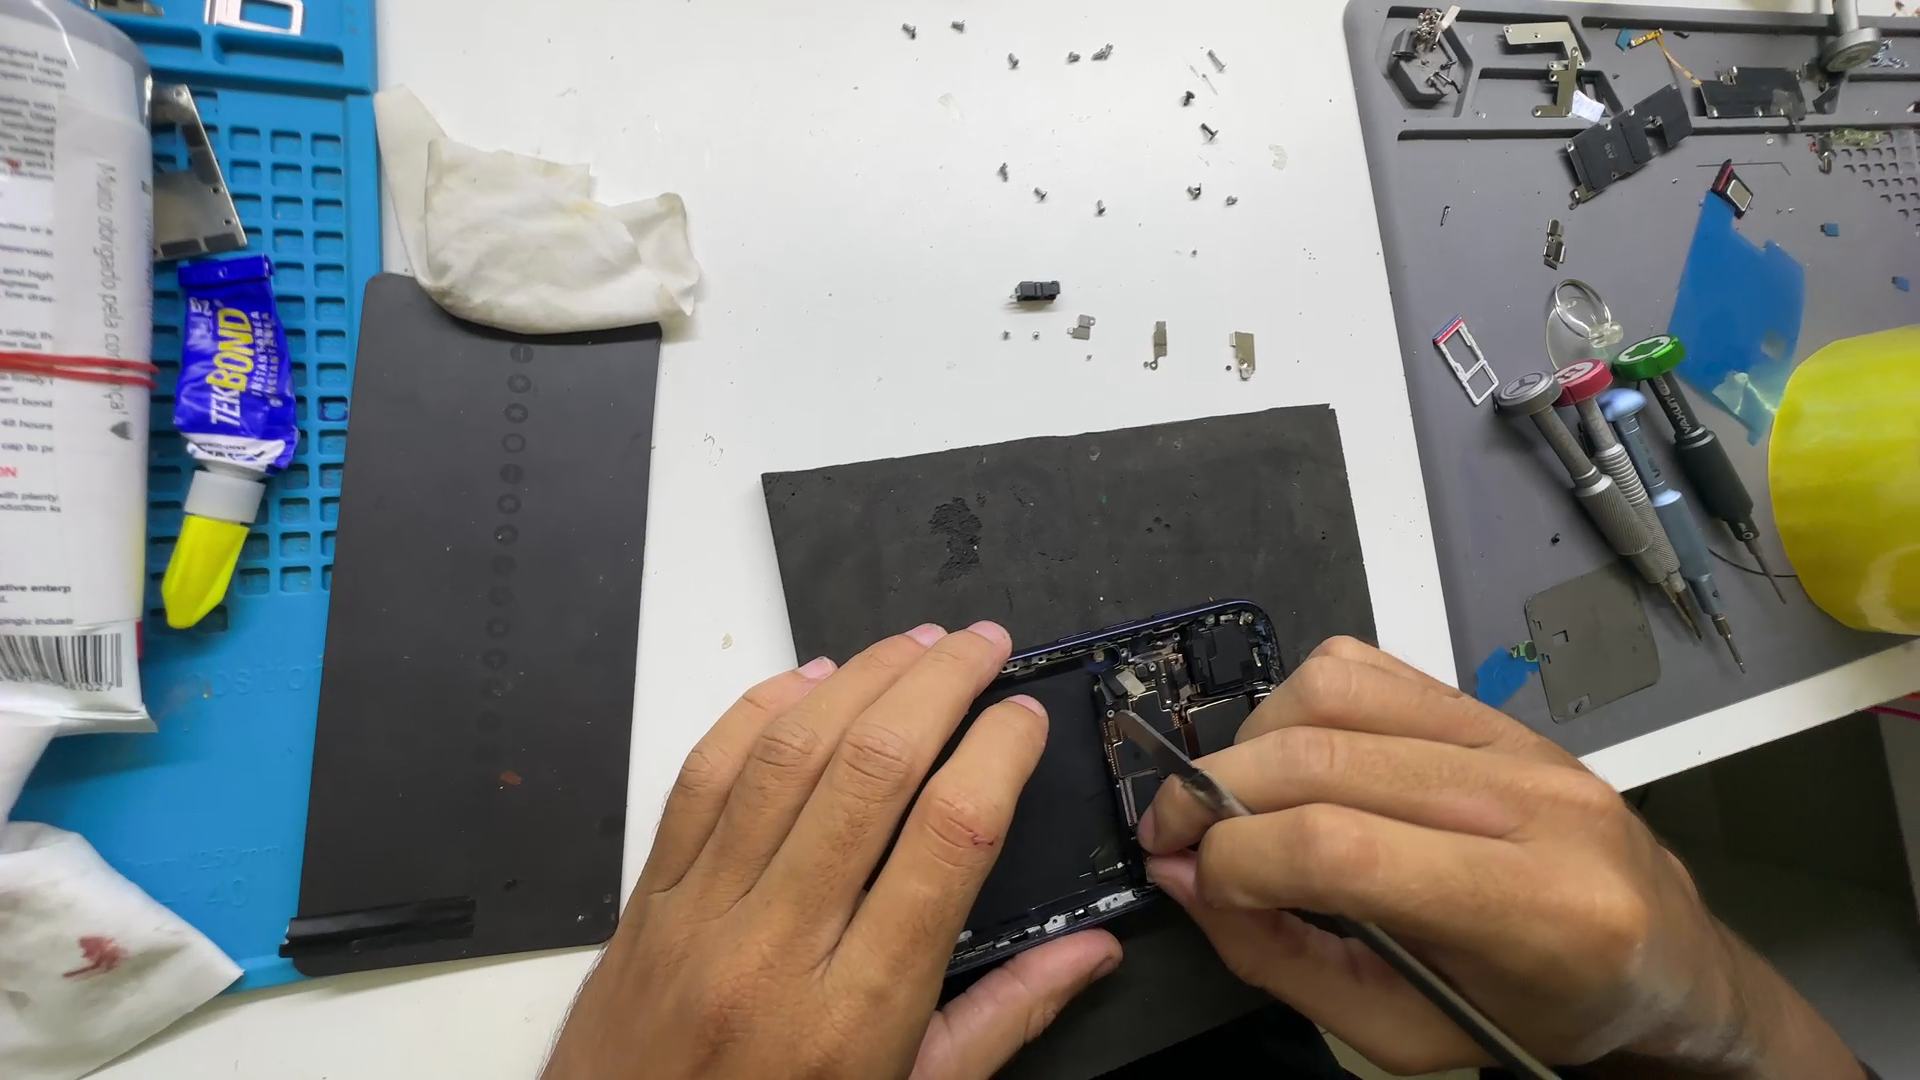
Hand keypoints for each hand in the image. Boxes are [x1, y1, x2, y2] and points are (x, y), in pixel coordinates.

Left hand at [543, 623, 1121, 1079]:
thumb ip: (1007, 1016)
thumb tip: (1096, 948)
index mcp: (860, 1010)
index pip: (948, 837)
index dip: (997, 755)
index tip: (1024, 716)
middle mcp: (778, 941)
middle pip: (872, 769)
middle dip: (938, 682)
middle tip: (982, 641)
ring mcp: (702, 906)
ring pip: (790, 753)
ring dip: (860, 677)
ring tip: (916, 641)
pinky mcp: (650, 889)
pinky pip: (704, 771)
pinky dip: (761, 707)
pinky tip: (812, 675)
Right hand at [1137, 637, 1861, 1078]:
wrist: (1666, 963)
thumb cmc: (1533, 1016)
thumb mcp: (1399, 1034)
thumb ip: (1275, 956)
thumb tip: (1179, 873)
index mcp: (1536, 910)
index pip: (1338, 848)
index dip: (1233, 857)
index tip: (1188, 874)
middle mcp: (1528, 796)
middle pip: (1316, 760)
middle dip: (1209, 792)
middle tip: (1172, 830)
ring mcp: (1507, 731)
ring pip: (1326, 693)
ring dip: (1248, 741)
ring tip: (1239, 793)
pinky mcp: (1479, 700)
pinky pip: (1353, 665)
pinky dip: (1291, 703)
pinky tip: (1292, 753)